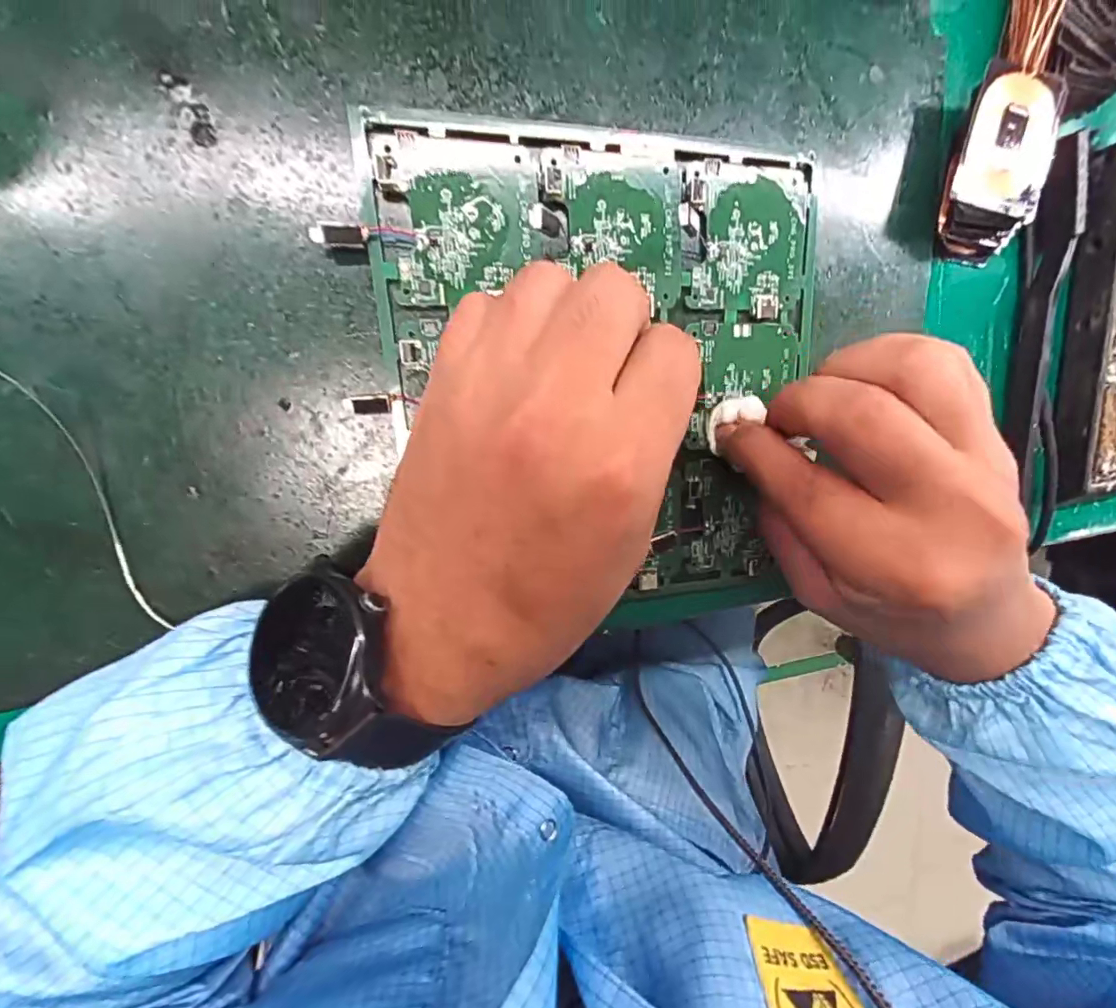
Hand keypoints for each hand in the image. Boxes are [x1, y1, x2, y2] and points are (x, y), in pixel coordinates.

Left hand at [357, 262, 699, 724]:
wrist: (441, 621)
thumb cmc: (545, 601)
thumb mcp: (631, 539)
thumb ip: (651, 446)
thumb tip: (649, 383)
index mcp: (620, 455)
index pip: (675, 349)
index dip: (668, 371)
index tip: (649, 395)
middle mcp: (558, 401)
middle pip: (615, 289)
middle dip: (625, 324)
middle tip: (606, 371)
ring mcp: (491, 381)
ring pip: (549, 279)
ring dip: (565, 312)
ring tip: (556, 360)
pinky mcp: (443, 380)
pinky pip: (485, 304)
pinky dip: (505, 324)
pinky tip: (507, 368)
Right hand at [716, 334, 1055, 682]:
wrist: (988, 618)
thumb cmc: (894, 615)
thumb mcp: (817, 593)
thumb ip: (781, 527)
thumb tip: (753, 455)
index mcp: (894, 564)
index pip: (809, 486)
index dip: (758, 449)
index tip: (734, 434)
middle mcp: (949, 507)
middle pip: (862, 415)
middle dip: (799, 401)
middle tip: (778, 417)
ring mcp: (985, 463)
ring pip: (914, 370)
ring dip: (847, 367)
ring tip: (823, 392)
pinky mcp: (998, 435)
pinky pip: (948, 363)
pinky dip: (892, 357)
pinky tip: (863, 382)